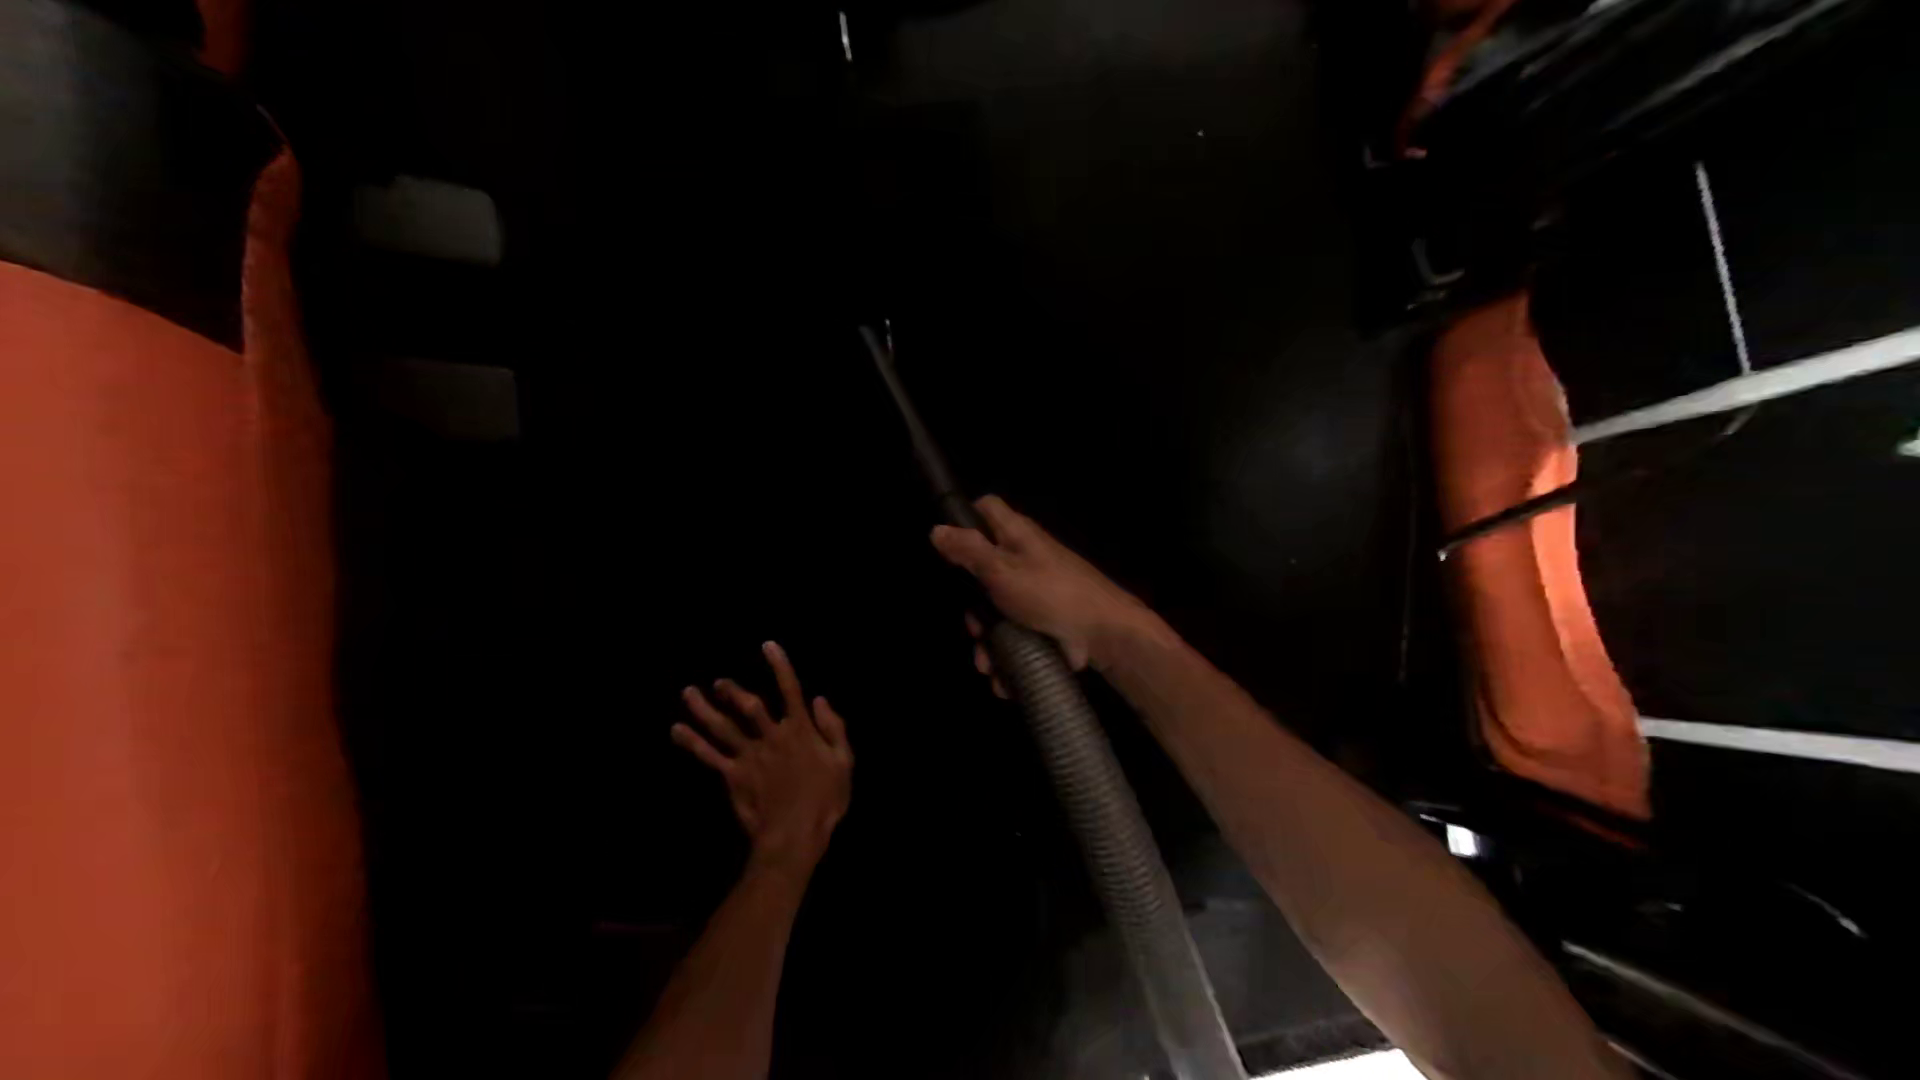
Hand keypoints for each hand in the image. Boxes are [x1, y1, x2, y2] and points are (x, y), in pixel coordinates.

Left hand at [673, 642, 853, 871]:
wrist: (795, 835)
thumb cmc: (826, 800)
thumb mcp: (843, 762)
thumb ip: (833, 728)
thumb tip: (819, 699)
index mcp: (800, 731)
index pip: (790, 690)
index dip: (780, 666)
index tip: (768, 645)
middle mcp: (771, 737)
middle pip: (749, 707)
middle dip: (732, 691)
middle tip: (717, 683)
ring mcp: (749, 756)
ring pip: (723, 727)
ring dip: (704, 709)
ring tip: (688, 693)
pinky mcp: (733, 776)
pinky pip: (709, 756)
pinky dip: (691, 742)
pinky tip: (677, 730)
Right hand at [930, 495, 1156, 684]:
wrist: (1106, 632)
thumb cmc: (1050, 593)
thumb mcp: (1002, 569)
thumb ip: (969, 550)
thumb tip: (936, 529)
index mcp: (1016, 536)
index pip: (986, 509)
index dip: (966, 520)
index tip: (949, 547)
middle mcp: (1025, 559)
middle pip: (983, 570)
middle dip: (972, 604)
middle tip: (973, 624)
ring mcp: (1035, 592)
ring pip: (996, 610)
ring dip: (987, 639)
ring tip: (986, 663)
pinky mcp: (1044, 621)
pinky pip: (1015, 633)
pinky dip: (1006, 653)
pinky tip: (1000, 676)